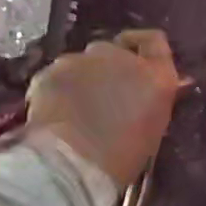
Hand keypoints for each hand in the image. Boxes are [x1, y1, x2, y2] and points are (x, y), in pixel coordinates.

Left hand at [26, 30, 178, 184]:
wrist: (73, 164)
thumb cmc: (124, 155)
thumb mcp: (154, 125)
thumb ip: (151, 97)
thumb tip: (148, 87)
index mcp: (155, 74)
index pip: (154, 41)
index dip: (142, 45)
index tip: (136, 58)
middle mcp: (121, 58)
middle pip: (113, 50)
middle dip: (107, 67)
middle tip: (103, 95)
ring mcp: (83, 61)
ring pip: (81, 63)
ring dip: (81, 78)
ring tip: (74, 108)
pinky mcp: (50, 71)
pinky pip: (55, 76)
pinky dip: (56, 89)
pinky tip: (53, 114)